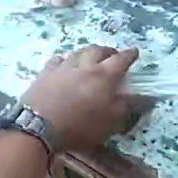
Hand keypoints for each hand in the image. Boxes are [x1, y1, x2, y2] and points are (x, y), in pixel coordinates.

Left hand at [22, 46, 138, 152]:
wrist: (38, 126)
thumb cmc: (79, 127)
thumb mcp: (109, 122)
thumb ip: (125, 106)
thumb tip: (139, 95)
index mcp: (104, 76)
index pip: (121, 60)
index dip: (130, 55)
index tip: (135, 52)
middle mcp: (85, 66)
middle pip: (98, 50)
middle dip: (108, 51)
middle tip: (113, 55)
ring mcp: (63, 67)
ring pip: (78, 52)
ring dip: (87, 52)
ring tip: (90, 57)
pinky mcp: (45, 73)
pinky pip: (58, 60)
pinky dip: (65, 60)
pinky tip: (64, 64)